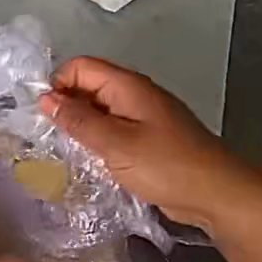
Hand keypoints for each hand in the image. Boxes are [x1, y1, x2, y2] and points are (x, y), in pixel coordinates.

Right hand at [40, 56, 261, 233]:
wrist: (216, 194)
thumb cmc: (165, 166)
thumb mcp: (114, 143)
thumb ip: (77, 120)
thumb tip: (45, 99)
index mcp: (128, 87)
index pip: (80, 67)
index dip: (57, 84)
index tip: (44, 115)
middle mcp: (134, 95)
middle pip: (87, 85)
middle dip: (64, 104)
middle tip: (49, 135)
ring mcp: (141, 116)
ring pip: (97, 108)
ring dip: (78, 124)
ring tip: (64, 148)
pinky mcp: (144, 137)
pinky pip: (109, 128)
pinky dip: (94, 139)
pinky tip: (88, 158)